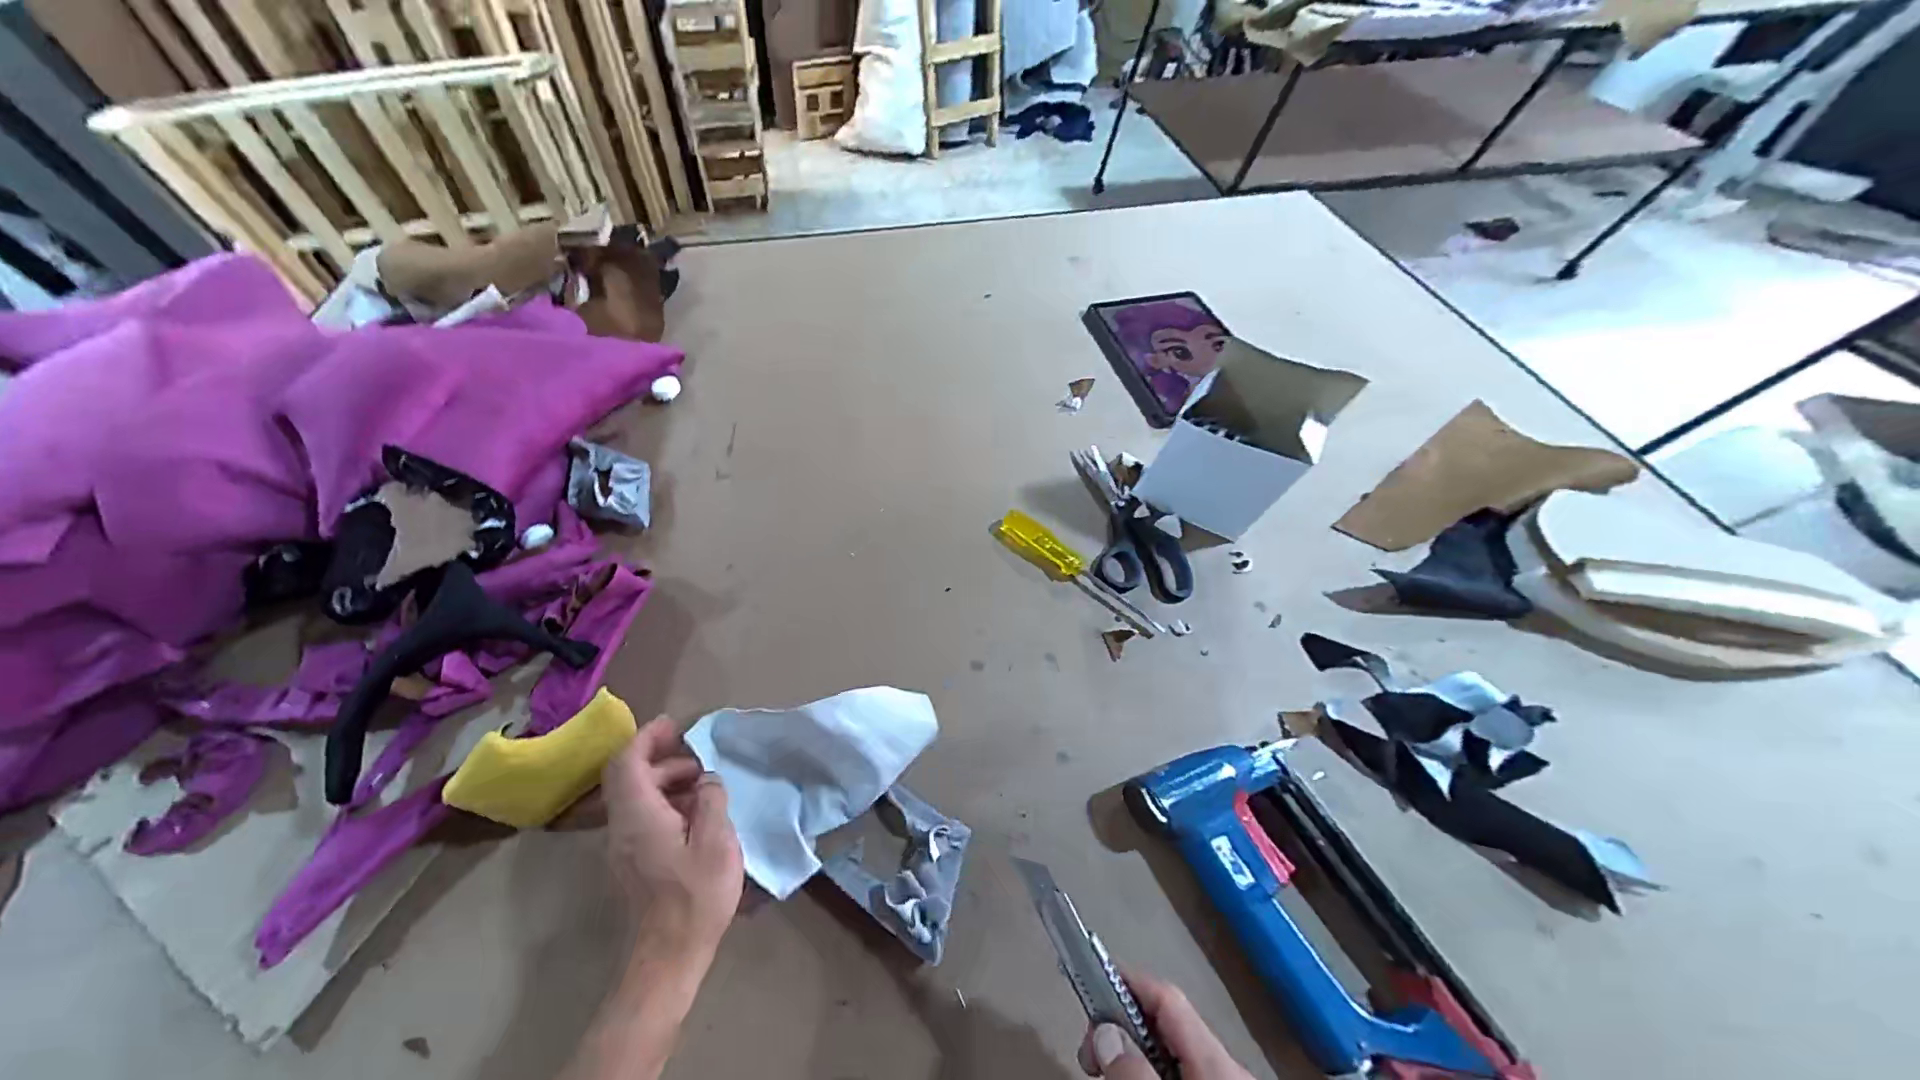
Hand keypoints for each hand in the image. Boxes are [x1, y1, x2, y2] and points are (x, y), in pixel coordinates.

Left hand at [601, 715, 742, 956]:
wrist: (667, 957)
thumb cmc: (694, 897)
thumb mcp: (716, 842)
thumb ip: (710, 800)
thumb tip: (706, 780)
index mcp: (638, 815)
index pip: (627, 761)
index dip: (648, 736)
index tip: (674, 724)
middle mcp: (621, 826)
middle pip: (630, 777)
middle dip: (664, 759)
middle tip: (702, 760)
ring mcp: (623, 847)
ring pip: (637, 798)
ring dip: (667, 782)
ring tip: (705, 788)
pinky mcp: (631, 862)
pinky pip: (642, 817)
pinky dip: (666, 803)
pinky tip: (697, 816)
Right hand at [1078, 971, 1254, 1079]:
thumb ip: (1135, 1074)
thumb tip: (1104, 1032)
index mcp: (1217, 1061)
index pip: (1167, 997)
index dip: (1127, 980)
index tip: (1087, 982)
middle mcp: (1227, 1067)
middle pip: (1166, 1024)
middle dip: (1122, 1025)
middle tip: (1089, 1054)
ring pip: (1171, 1052)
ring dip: (1134, 1053)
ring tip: (1103, 1070)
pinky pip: (1181, 1072)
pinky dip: (1150, 1072)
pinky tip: (1133, 1078)